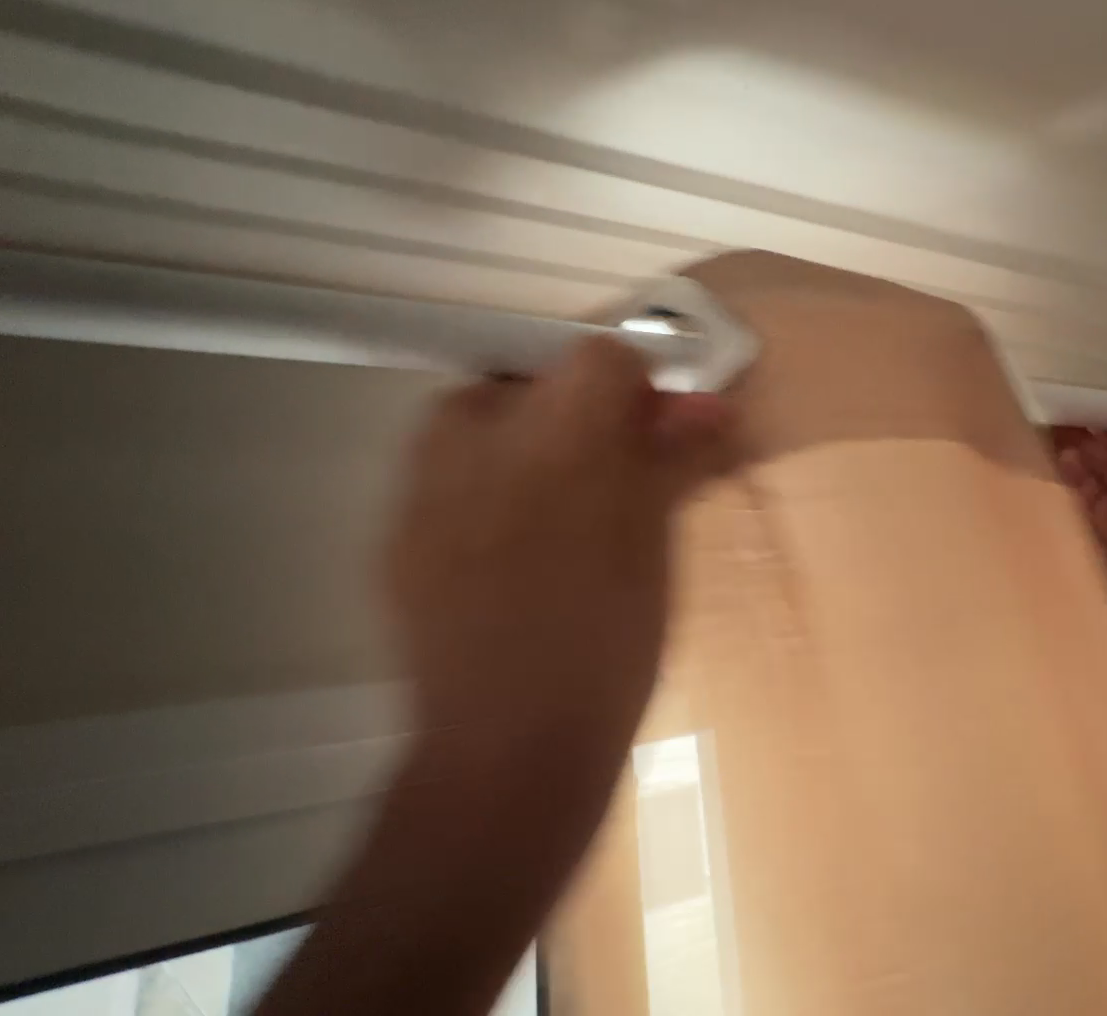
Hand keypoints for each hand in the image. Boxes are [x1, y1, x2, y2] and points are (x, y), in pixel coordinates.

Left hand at [385, 337, 729, 777]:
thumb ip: (678, 459)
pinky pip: (447, 474)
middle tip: (616, 476)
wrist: (510, 750)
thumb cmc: (611, 644)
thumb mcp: (658, 542)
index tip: (661, 434)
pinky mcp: (393, 531)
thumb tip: (712, 409)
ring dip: (532, 445)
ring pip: (483, 422)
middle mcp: (476, 441)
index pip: (603, 356)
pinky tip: (516, 550)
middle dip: (581, 415)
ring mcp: (421, 484)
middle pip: (537, 380)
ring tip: (564, 513)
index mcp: (559, 440)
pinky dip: (489, 488)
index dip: (642, 389)